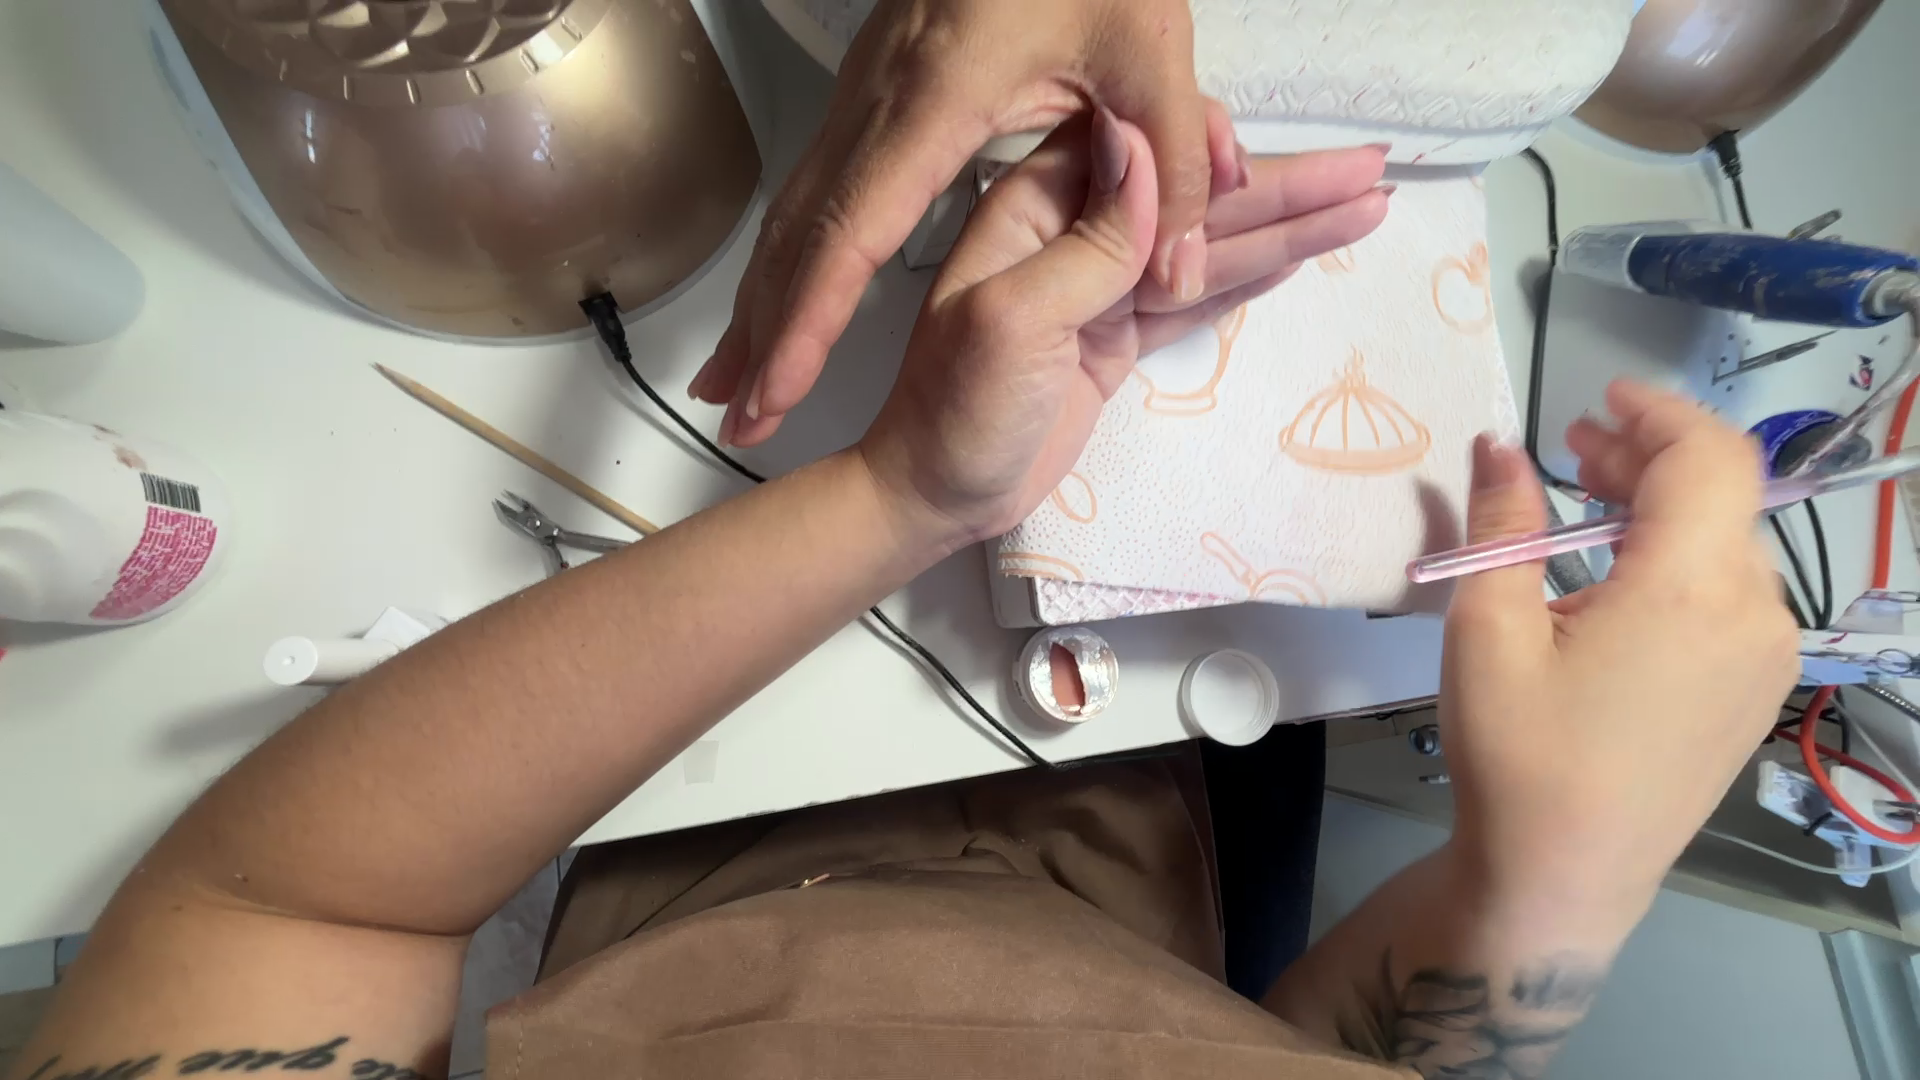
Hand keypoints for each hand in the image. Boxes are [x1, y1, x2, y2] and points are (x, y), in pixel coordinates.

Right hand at [692, 0, 1245, 447]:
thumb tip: (1181, 276)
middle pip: (796, 236)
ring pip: (788, 219)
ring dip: (758, 305)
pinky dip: (785, 266)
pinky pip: (805, 200)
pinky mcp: (864, 108)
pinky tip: (776, 306)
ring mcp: (858, 105)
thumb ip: (1173, 163)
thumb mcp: (1148, 46)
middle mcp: (873, 110)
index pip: (854, 232)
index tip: (777, 389)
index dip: (811, 320)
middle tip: (736, 411)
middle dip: (762, 333)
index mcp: (934, 105)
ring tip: (733, 379)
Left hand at [857, 109, 1387, 548]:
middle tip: (1368, 171)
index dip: (1204, 144)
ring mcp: (1099, 292)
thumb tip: (1143, 144)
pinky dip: (1242, 279)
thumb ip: (1088, 241)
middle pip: (1187, 197)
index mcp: (1034, 212)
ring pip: (1202, 249)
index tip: (1263, 161)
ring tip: (1364, 206)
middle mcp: (1072, 238)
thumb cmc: (959, 409)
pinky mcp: (1115, 340)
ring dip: (1280, 229)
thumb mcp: (1015, 318)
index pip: (1134, 146)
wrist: (944, 492)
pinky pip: (1192, 300)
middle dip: (1275, 184)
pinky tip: (1294, 258)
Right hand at [1439, 383, 1799, 943]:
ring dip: (1653, 510)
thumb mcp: (1487, 626)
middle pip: (1718, 503)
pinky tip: (1606, 577)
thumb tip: (1496, 447)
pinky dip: (1668, 559)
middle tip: (1566, 447)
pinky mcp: (1745, 692)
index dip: (1660, 413)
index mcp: (1691, 590)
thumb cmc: (1516, 742)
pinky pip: (1720, 597)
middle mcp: (1752, 616)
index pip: (1708, 462)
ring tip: (1579, 501)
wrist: (1563, 865)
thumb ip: (1500, 526)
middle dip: (1646, 458)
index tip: (1600, 396)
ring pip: (1720, 551)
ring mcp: (1759, 660)